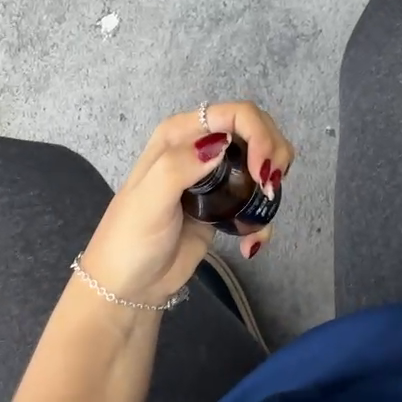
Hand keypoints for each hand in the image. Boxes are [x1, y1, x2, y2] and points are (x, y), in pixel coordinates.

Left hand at [80, 102, 295, 305]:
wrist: (128, 289)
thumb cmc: (130, 239)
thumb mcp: (149, 200)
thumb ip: (180, 165)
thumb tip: (222, 143)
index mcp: (181, 134)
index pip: (234, 113)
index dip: (258, 133)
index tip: (262, 170)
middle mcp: (201, 146)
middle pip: (256, 129)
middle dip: (272, 152)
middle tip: (270, 187)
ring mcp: (215, 175)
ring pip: (262, 158)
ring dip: (273, 180)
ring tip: (264, 210)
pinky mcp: (225, 203)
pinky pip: (256, 197)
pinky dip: (264, 217)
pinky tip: (252, 241)